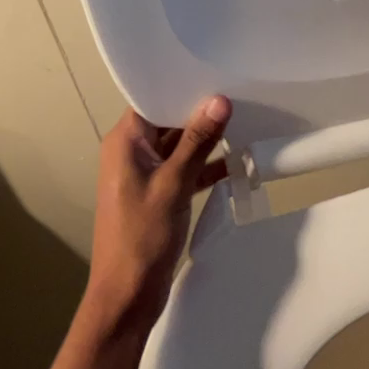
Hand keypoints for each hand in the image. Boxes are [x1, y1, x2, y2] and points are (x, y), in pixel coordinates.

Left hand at [85, 96, 231, 324]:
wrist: (127, 297)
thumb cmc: (141, 237)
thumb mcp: (173, 185)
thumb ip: (197, 142)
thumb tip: (220, 100)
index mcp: (125, 142)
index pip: (152, 99)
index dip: (180, 84)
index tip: (212, 70)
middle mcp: (132, 151)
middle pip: (168, 120)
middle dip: (199, 109)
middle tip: (236, 90)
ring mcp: (146, 174)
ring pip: (179, 144)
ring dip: (206, 138)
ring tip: (243, 118)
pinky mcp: (160, 194)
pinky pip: (185, 168)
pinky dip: (206, 164)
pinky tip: (236, 158)